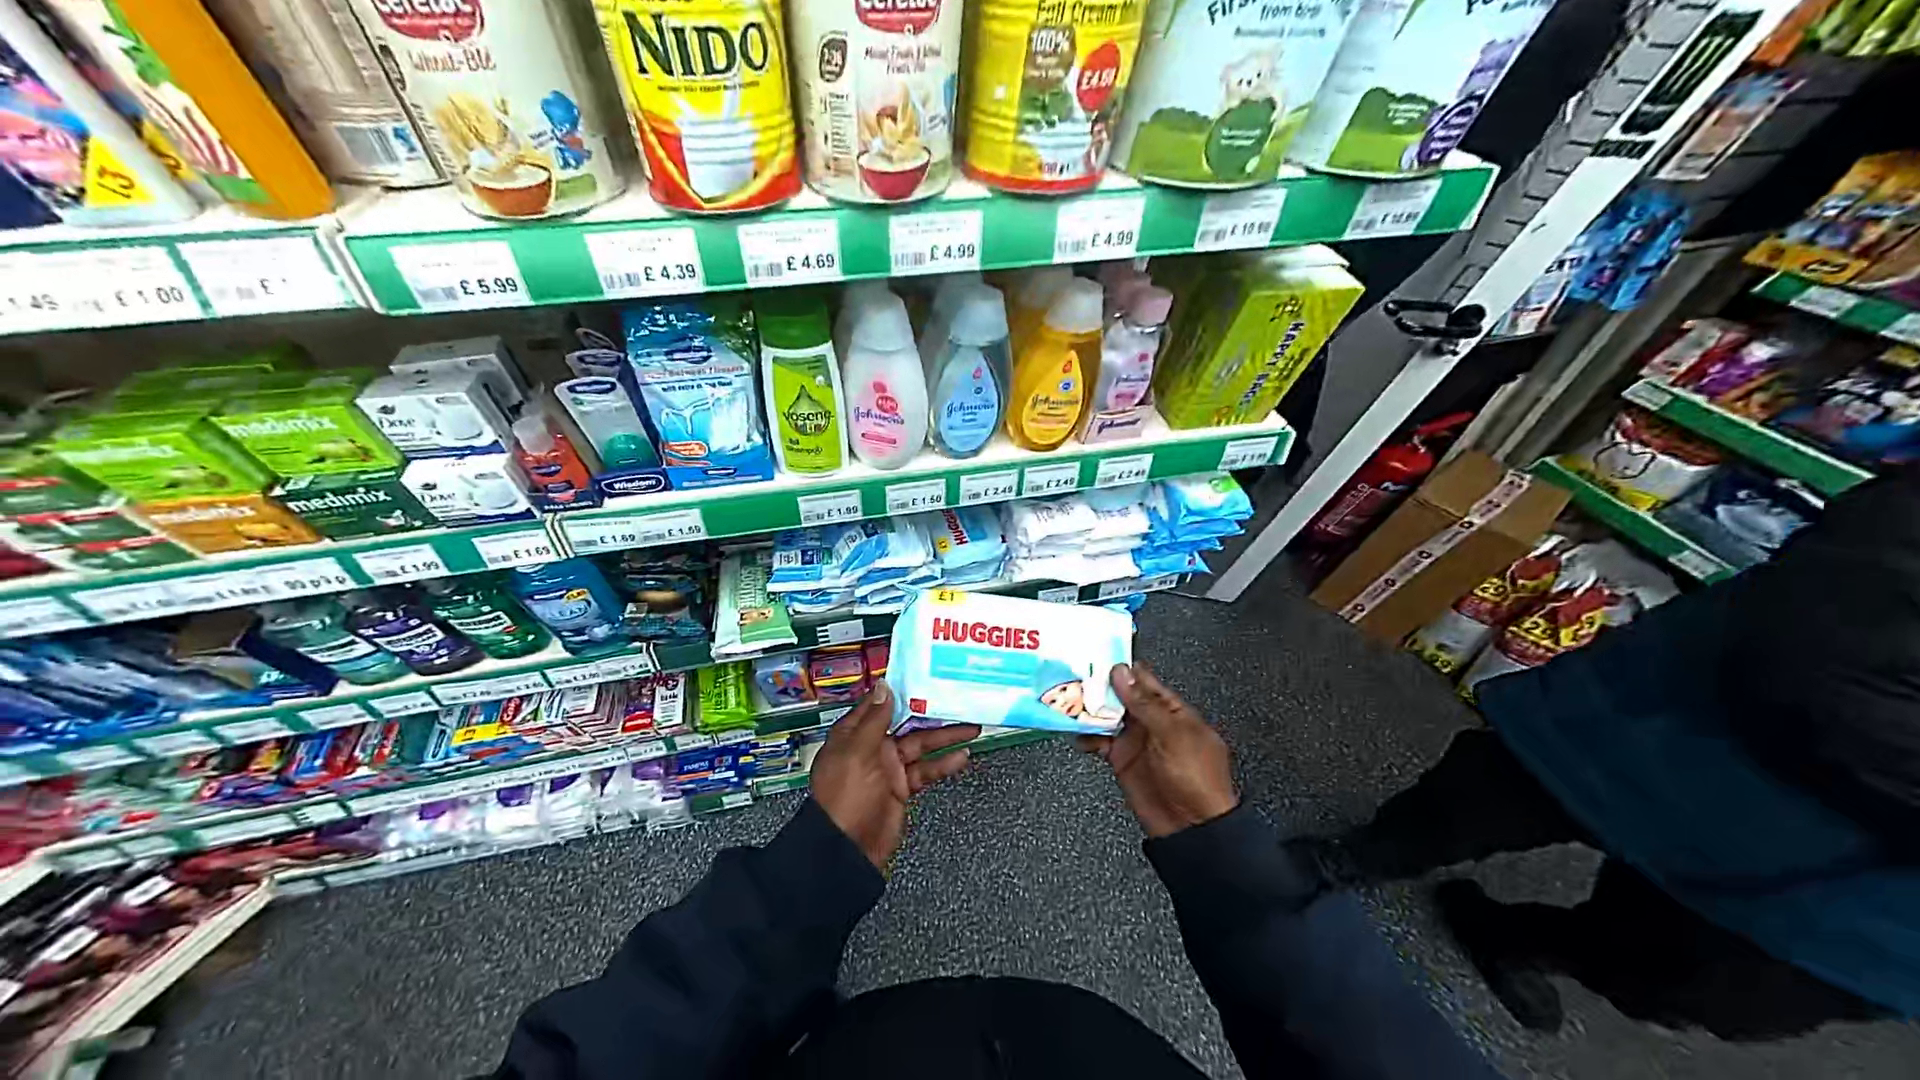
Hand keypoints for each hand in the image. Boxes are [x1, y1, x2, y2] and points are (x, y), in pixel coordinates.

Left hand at [810, 680, 980, 870]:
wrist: (846, 851)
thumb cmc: (843, 798)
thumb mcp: (857, 753)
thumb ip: (874, 720)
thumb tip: (884, 686)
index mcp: (855, 733)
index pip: (880, 703)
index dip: (901, 688)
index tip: (925, 674)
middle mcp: (872, 746)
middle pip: (907, 722)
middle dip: (932, 712)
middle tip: (958, 699)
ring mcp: (889, 767)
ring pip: (922, 745)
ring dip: (946, 736)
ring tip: (972, 726)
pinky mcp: (902, 787)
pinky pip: (926, 770)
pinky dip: (944, 764)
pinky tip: (961, 757)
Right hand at [1079, 663, 1236, 837]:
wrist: (1191, 828)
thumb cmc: (1198, 780)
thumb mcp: (1173, 735)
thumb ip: (1145, 704)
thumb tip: (1122, 674)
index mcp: (1170, 709)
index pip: (1141, 679)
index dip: (1119, 666)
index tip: (1095, 654)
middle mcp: (1150, 721)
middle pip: (1118, 695)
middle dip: (1096, 685)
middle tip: (1071, 673)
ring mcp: (1134, 740)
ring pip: (1104, 715)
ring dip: (1087, 708)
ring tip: (1066, 700)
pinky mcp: (1120, 759)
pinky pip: (1098, 740)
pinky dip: (1084, 735)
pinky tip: (1073, 731)